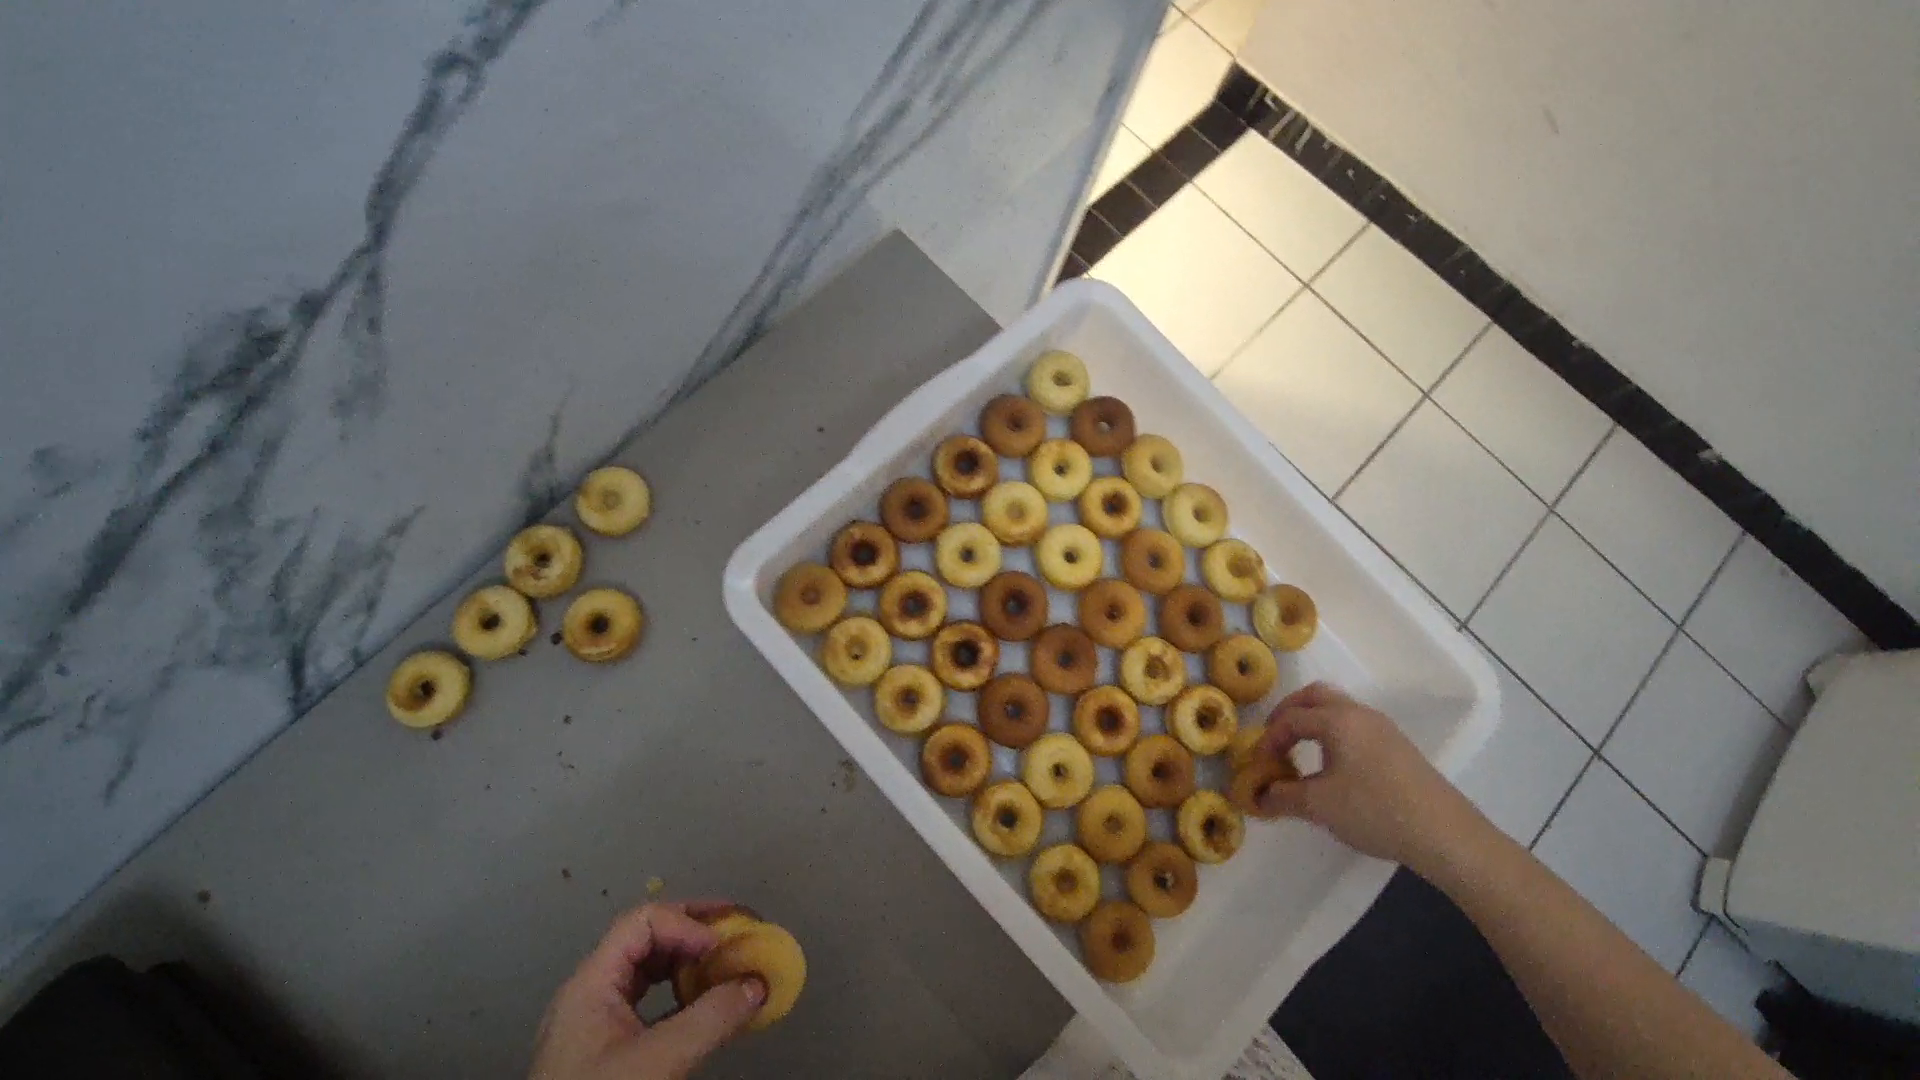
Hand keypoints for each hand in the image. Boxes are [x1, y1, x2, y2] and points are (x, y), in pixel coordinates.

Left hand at [529, 902, 765, 1079]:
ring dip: (689, 962)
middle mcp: (591, 992)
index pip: (644, 922)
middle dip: (694, 931)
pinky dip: (681, 994)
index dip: (687, 925)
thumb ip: (710, 1020)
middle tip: (738, 931)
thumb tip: (759, 984)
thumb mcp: (657, 1062)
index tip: (723, 948)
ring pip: (648, 969)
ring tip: (728, 966)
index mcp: (591, 982)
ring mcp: (596, 1021)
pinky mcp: (606, 1049)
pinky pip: (649, 1001)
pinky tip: (705, 1006)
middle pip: (645, 937)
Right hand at [1254, 682, 1490, 875]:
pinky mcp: (1398, 747)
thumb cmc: (1375, 811)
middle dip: (1289, 713)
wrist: (1445, 834)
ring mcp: (1383, 729)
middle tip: (1274, 739)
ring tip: (1299, 753)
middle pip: (1316, 696)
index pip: (1292, 717)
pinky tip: (1332, 767)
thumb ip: (1282, 796)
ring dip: (1313, 723)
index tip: (1259, 765)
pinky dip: (1333, 734)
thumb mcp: (1319, 806)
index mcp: (1338, 720)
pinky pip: (1355, 726)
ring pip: (1338, 709)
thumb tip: (1257, 795)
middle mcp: (1360, 714)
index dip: (1269, 738)